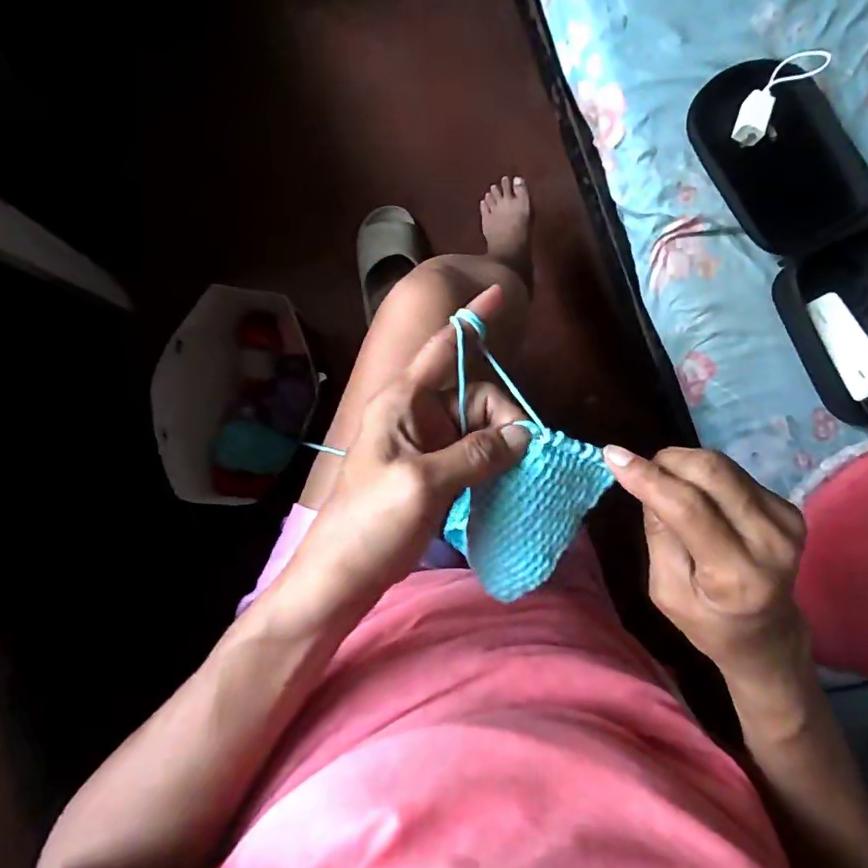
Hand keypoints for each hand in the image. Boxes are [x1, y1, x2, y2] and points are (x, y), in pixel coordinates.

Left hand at [276, 288, 531, 615]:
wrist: (341, 577)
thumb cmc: (371, 524)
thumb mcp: (425, 484)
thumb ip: (477, 453)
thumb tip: (526, 434)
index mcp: (403, 400)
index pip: (443, 346)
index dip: (473, 319)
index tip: (502, 290)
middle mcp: (415, 412)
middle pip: (474, 391)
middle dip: (504, 414)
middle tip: (523, 454)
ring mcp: (423, 442)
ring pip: (478, 423)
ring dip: (502, 441)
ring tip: (519, 472)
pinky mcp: (431, 470)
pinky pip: (472, 450)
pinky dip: (493, 460)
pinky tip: (508, 480)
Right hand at [603, 446, 808, 681]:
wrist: (767, 635)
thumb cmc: (707, 621)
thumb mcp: (666, 590)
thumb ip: (659, 535)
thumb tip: (646, 480)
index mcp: (735, 575)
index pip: (688, 508)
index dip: (648, 477)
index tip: (612, 455)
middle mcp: (770, 543)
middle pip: (712, 472)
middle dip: (668, 460)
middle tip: (642, 470)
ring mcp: (786, 522)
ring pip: (723, 465)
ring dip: (685, 465)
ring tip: (669, 488)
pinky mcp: (790, 509)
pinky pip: (735, 473)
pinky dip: (705, 476)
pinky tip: (700, 498)